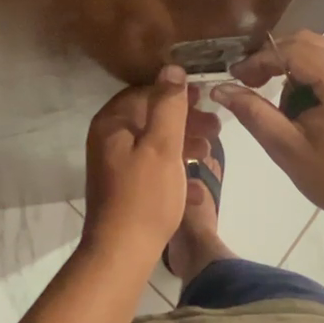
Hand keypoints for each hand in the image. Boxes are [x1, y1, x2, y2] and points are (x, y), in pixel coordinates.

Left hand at [82, 64, 198, 264]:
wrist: (121, 254)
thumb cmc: (145, 195)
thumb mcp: (163, 145)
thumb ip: (169, 105)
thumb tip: (172, 68)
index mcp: (112, 123)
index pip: (145, 93)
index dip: (176, 93)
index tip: (205, 98)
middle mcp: (108, 139)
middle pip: (151, 119)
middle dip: (185, 121)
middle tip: (216, 127)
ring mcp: (114, 165)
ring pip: (154, 145)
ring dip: (184, 146)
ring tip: (209, 155)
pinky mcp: (123, 188)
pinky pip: (152, 170)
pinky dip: (175, 173)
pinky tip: (198, 190)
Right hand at [211, 30, 323, 228]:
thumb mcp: (287, 148)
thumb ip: (253, 113)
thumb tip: (220, 89)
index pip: (292, 50)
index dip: (259, 59)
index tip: (235, 78)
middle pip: (305, 43)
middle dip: (273, 59)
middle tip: (248, 83)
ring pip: (316, 51)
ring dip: (290, 68)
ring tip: (276, 103)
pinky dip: (307, 76)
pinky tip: (299, 107)